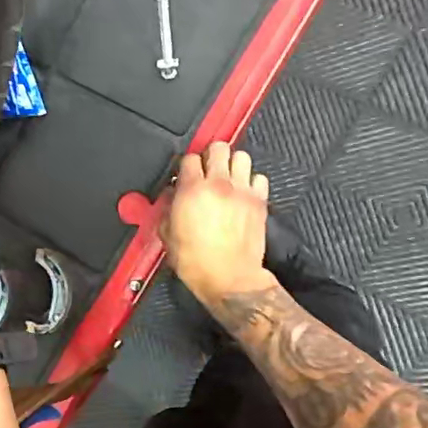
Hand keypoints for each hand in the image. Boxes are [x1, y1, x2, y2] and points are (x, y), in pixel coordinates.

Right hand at [161, 140, 277, 305]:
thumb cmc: (198, 262)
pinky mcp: (259, 202)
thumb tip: (171, 199)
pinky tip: (243, 190)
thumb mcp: (168, 235)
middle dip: (211, 155)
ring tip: (227, 175)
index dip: (186, 165)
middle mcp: (218, 184)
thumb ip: (168, 210)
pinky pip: (259, 178)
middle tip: (207, 167)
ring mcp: (242, 191)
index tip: (185, 173)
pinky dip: (252, 180)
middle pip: (218, 148)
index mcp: (192, 190)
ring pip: (241, 156)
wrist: (229, 279)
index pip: (189, 158)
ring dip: (232, 163)